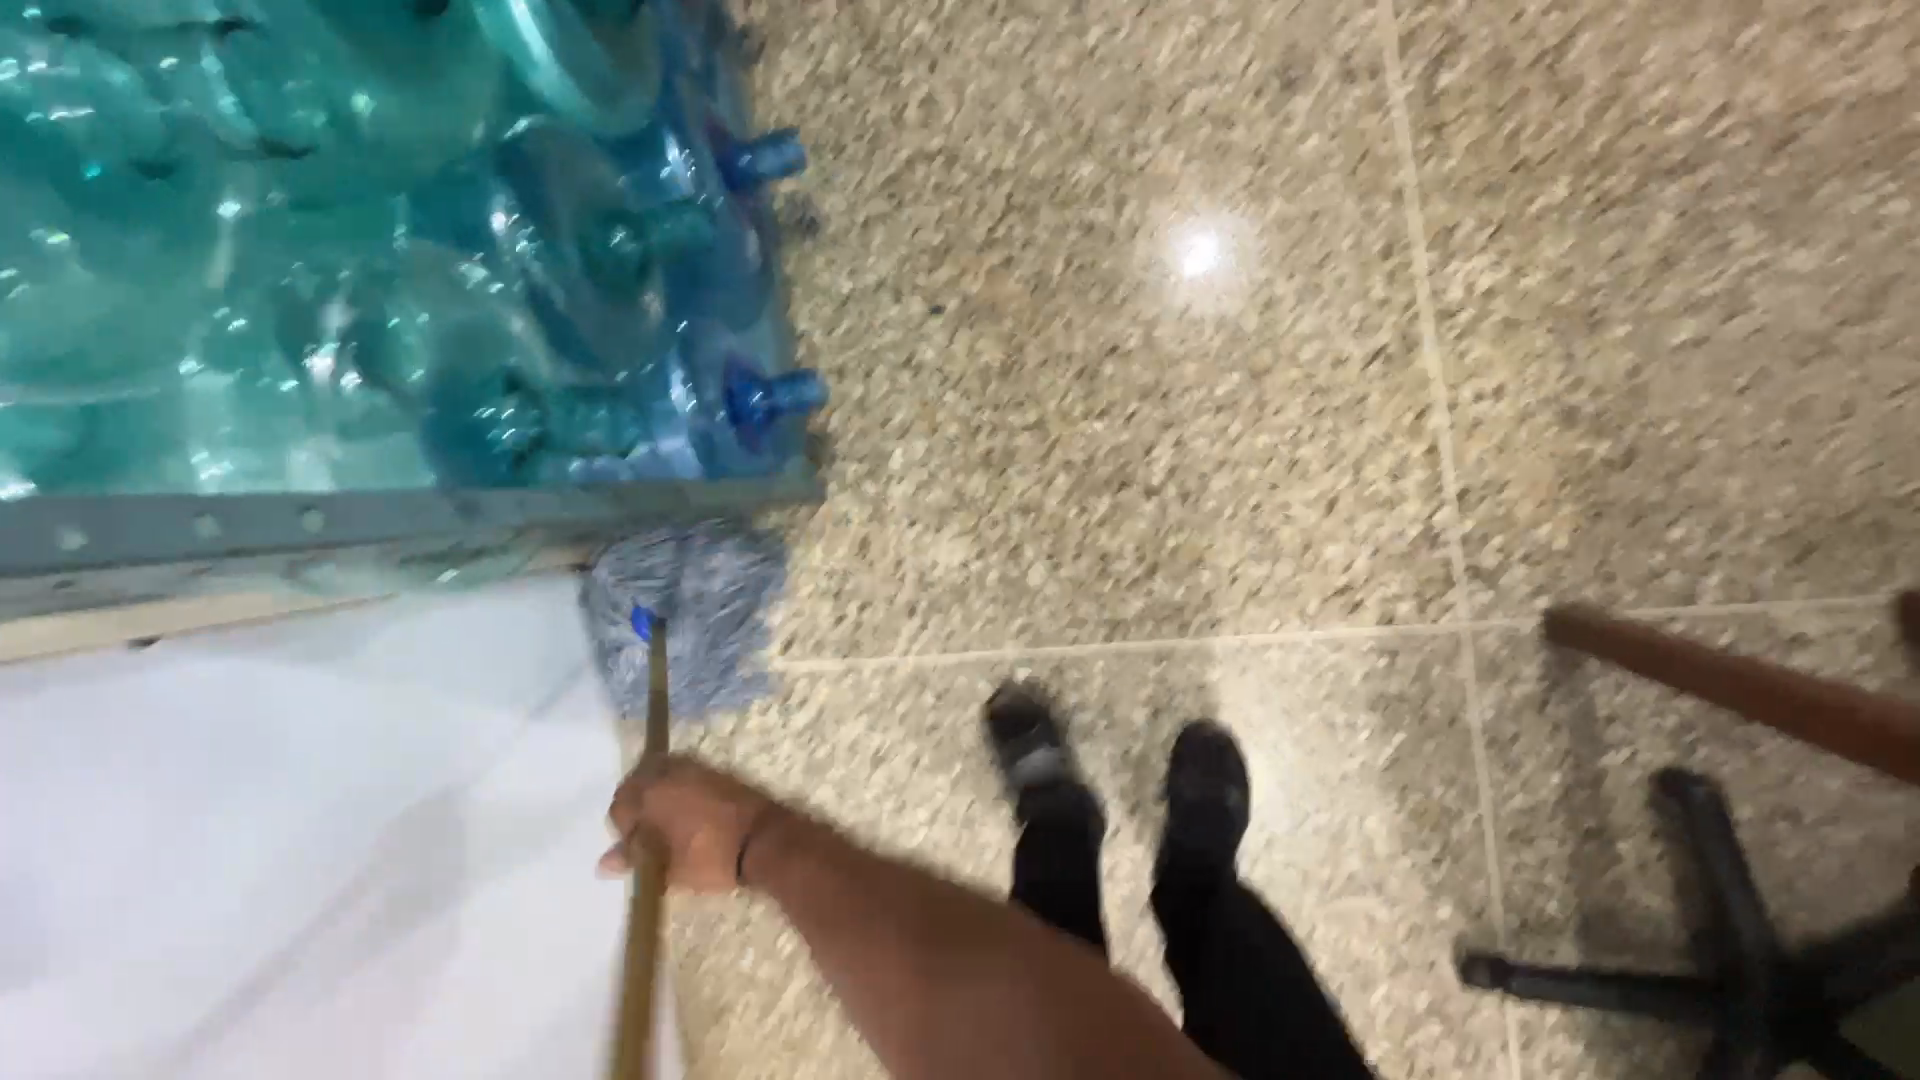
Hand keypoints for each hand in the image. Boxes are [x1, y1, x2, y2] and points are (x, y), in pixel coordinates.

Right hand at [600, 755, 788, 892]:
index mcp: (651, 791)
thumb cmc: (708, 856)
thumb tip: (604, 863)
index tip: (633, 845)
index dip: (622, 826)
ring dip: (657, 791)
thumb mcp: (666, 867)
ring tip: (664, 822)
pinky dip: (678, 787)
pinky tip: (686, 812)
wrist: (762, 839)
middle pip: (639, 779)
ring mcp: (697, 768)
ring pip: (663, 771)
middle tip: (645, 830)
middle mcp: (671, 772)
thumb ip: (634, 859)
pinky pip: (685, 773)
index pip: (620, 803)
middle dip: (636, 801)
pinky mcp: (718, 772)